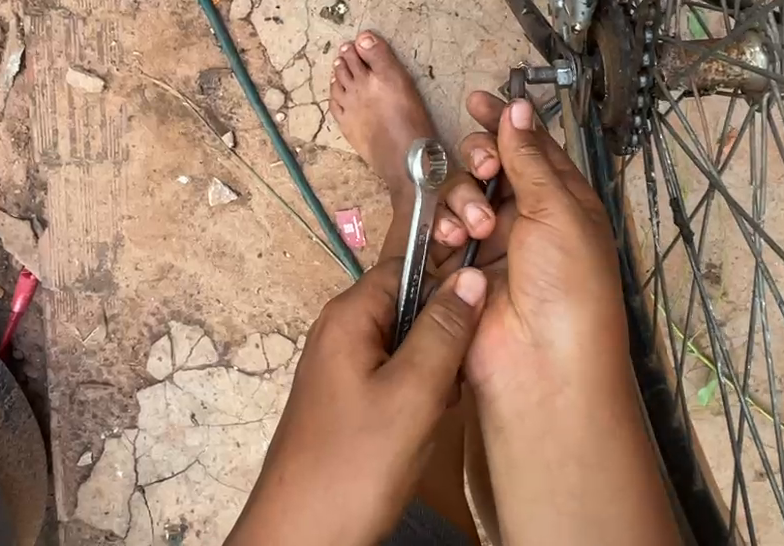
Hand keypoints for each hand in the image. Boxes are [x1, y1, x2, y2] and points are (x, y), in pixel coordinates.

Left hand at [227, 261, 487, 545]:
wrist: (301, 538)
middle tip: (459, 370)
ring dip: (434, 364)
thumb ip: (443, 331)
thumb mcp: (412, 393)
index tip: (482, 303)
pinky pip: (394, 372)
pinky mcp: (348, 397)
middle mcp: (341, 329)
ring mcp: (342, 364)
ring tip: (443, 400)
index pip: (406, 265)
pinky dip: (418, 388)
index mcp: (350, 314)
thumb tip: (470, 276)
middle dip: (442, 330)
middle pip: (408, 303)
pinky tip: (427, 421)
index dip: (446, 277)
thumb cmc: (356, 462)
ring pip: (405, 341)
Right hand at [444, 94, 680, 545]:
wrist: (540, 363)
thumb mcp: (559, 211)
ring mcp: (489, 240)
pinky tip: (452, 238)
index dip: (504, 121)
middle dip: (480, 158)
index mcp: (562, 199)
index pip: (529, 146)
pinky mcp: (457, 263)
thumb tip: (518, 106)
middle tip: (485, 170)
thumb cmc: (569, 283)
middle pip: (489, 163)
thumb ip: (530, 157)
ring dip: (464, 198)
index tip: (478, 100)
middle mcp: (525, 215)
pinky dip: (444, 225)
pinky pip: (440, 226)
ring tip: (477, 225)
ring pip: (461, 191)